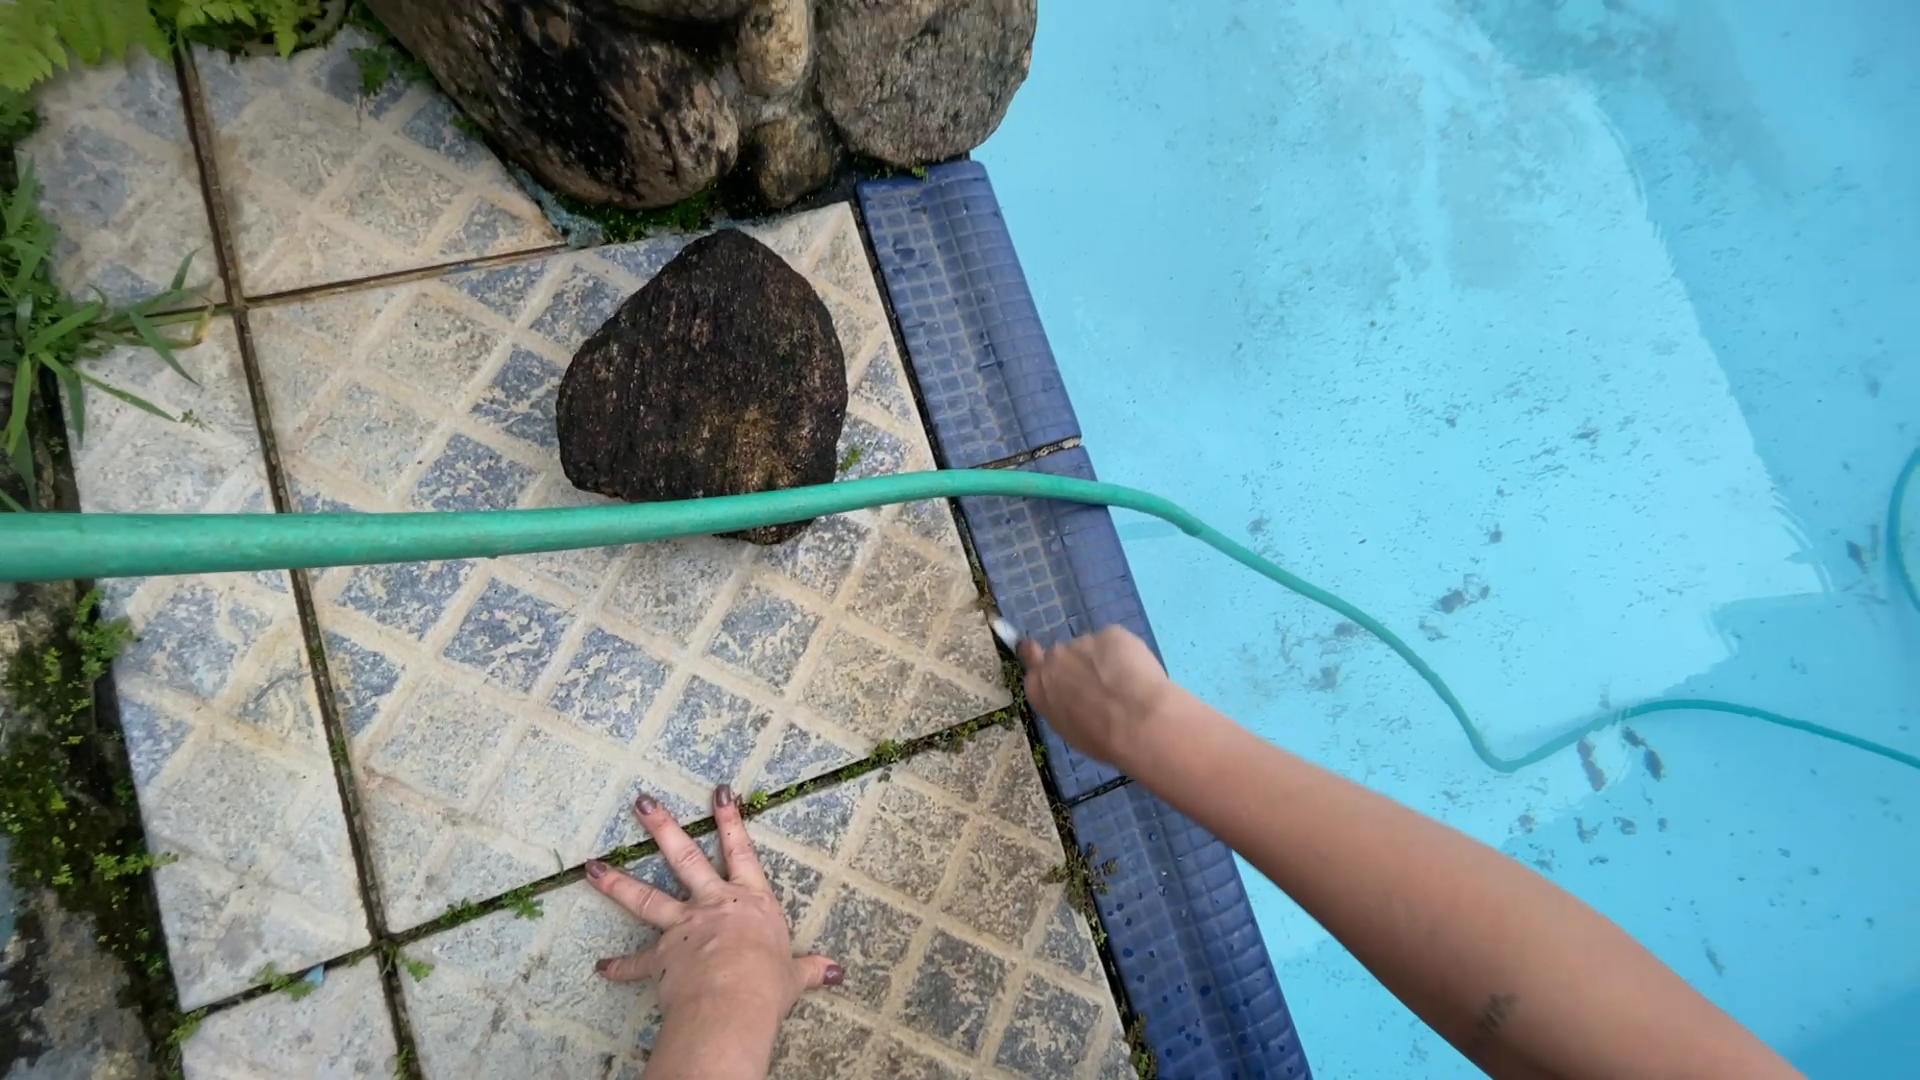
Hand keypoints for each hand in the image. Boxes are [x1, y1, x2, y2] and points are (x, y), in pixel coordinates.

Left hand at [585, 786, 841, 1030]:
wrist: (733, 1000)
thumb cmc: (767, 981)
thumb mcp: (794, 974)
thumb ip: (810, 969)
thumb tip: (837, 973)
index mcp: (750, 900)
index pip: (740, 850)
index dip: (730, 819)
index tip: (718, 791)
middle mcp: (714, 904)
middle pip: (685, 858)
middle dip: (663, 828)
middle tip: (642, 802)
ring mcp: (684, 928)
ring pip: (647, 898)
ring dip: (618, 882)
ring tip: (592, 866)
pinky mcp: (662, 958)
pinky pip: (638, 963)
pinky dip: (620, 967)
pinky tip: (602, 968)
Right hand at [1017, 625, 1178, 767]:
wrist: (1139, 724)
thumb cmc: (1102, 740)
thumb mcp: (1069, 729)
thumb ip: (1062, 703)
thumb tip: (1072, 697)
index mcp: (1039, 685)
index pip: (1030, 657)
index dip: (1043, 658)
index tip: (1059, 665)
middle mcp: (1055, 657)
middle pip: (1064, 653)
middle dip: (1079, 663)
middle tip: (1101, 683)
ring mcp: (1082, 641)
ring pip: (1093, 648)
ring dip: (1105, 660)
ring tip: (1127, 685)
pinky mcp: (1110, 633)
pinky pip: (1116, 643)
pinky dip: (1126, 654)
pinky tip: (1138, 675)